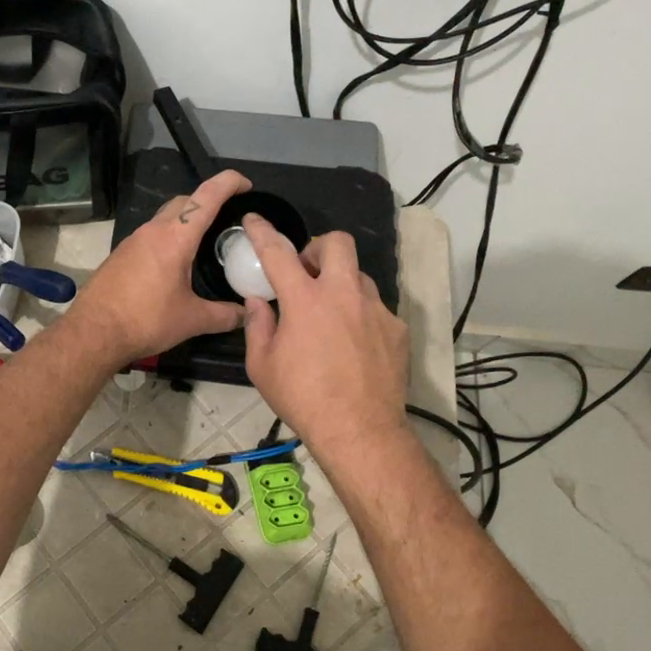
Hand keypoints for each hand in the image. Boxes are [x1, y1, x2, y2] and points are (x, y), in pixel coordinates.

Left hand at [67, 170, 253, 364]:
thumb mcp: (192, 320)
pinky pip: (150, 235)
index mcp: (174, 237)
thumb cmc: (145, 320)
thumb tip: (246, 315)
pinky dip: (167, 238)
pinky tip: (174, 263)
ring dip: (185, 221)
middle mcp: (152, 231)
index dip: (229, 183)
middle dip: (208, 201)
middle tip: (227, 218)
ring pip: (164, 218)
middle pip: (184, 201)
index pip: (207, 196)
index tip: (246, 185)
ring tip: (203, 242)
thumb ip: (224, 316)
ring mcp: (132, 241)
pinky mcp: (120, 255)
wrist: (93, 332)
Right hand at [241, 213, 409, 454]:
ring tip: (331, 313)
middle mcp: (343, 294)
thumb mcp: (262, 366)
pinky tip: (353, 344)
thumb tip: (258, 302)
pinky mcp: (396, 329)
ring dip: (341, 283)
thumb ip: (257, 326)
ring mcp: (375, 310)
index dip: (263, 232)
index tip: (254, 221)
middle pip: (337, 243)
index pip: (278, 253)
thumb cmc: (302, 398)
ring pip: (360, 276)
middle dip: (318, 248)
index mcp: (305, 301)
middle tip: (306, 272)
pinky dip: (360, 316)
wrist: (359, 430)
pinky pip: (376, 309)